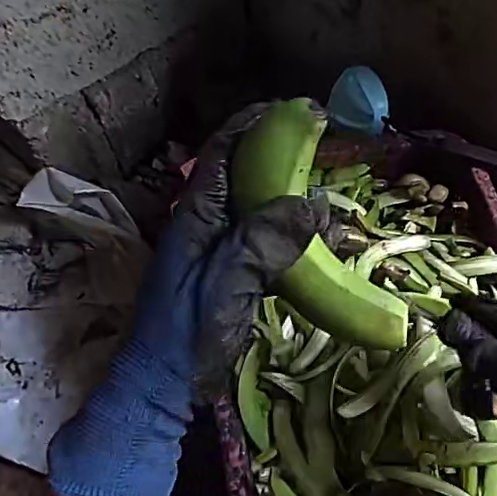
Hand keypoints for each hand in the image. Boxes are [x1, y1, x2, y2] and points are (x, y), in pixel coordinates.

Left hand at [47, 104, 325, 495]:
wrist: (165, 384)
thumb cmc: (187, 333)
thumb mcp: (225, 283)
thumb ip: (265, 242)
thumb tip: (314, 203)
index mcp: (196, 216)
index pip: (223, 152)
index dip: (254, 126)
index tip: (292, 111)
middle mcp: (207, 224)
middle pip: (245, 175)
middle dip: (282, 158)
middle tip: (323, 151)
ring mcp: (219, 250)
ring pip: (260, 208)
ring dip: (294, 200)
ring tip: (332, 202)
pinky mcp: (232, 274)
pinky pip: (268, 241)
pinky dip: (295, 236)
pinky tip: (321, 243)